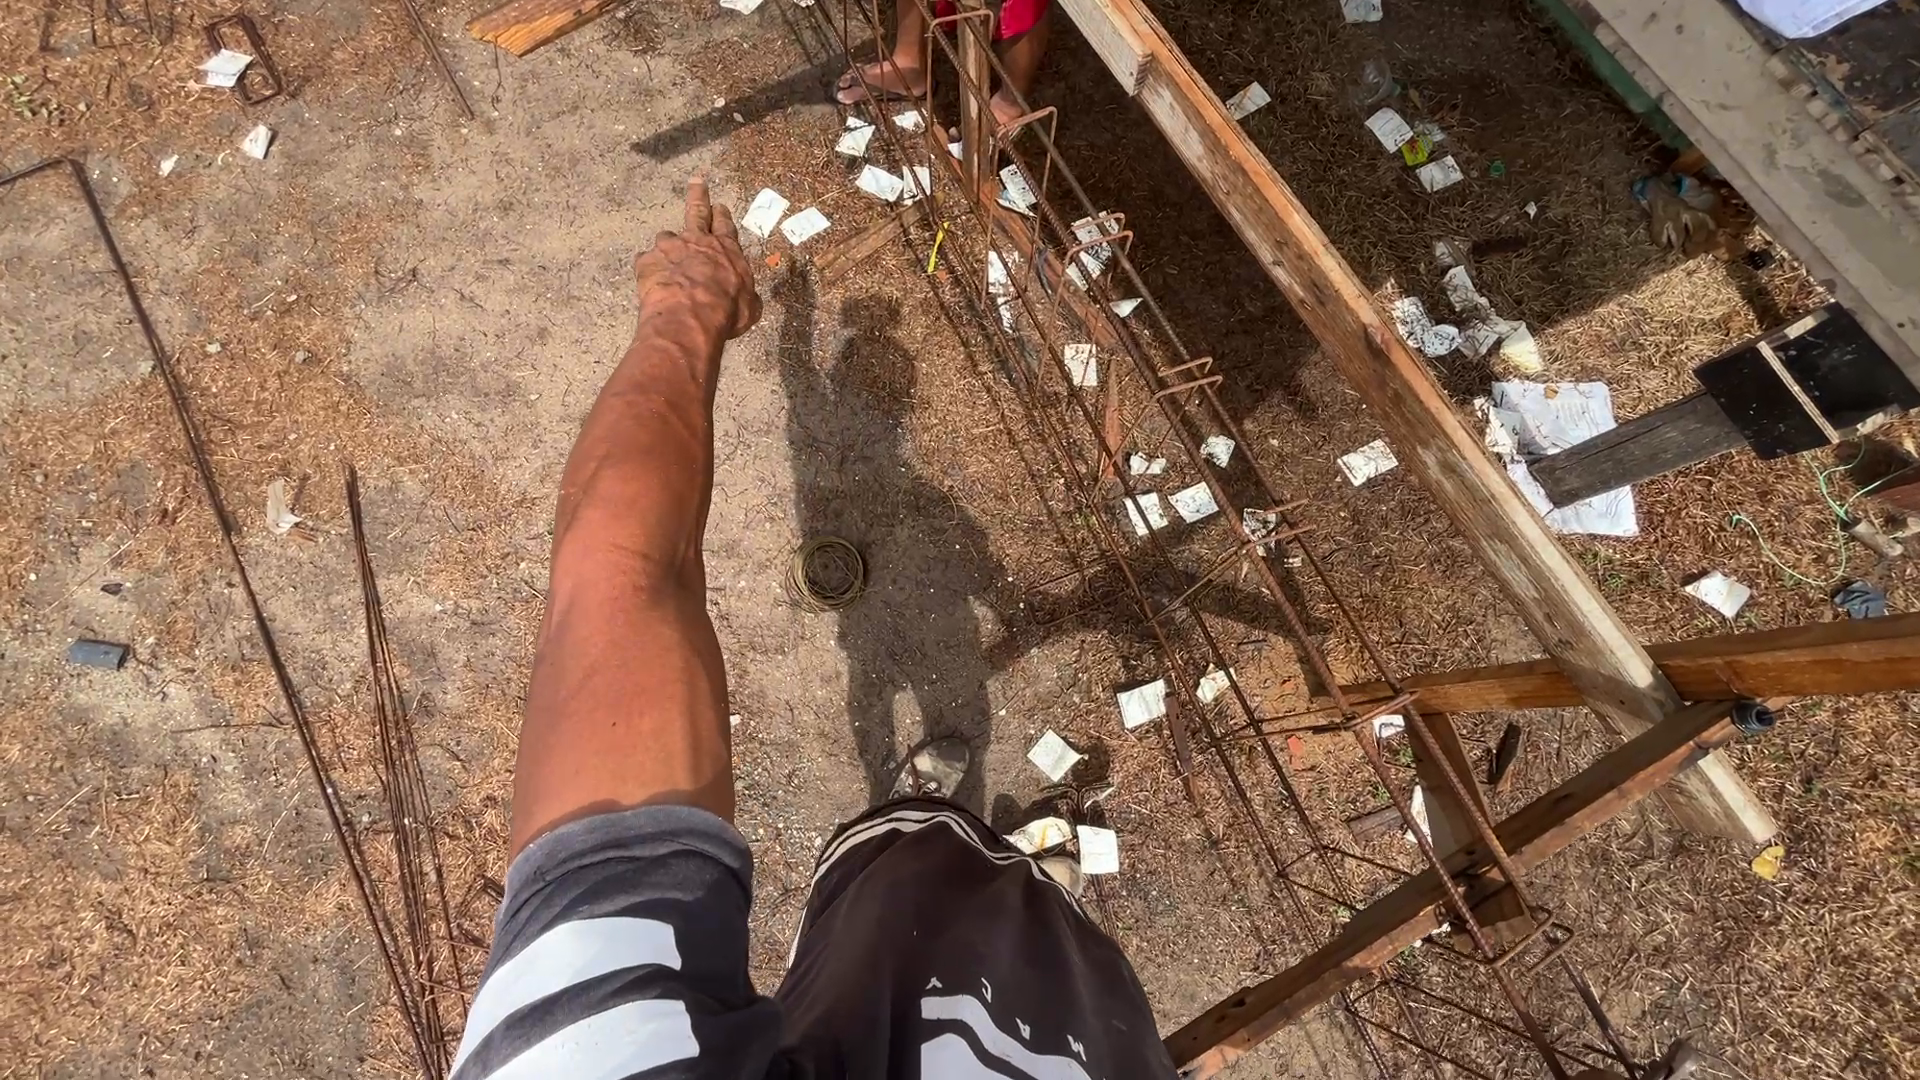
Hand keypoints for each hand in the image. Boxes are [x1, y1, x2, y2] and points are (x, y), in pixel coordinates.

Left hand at [634, 175, 762, 339]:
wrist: (690, 317)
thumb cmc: (727, 312)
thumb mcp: (749, 307)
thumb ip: (745, 294)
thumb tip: (748, 296)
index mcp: (726, 251)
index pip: (725, 225)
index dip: (722, 215)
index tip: (719, 205)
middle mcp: (697, 242)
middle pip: (697, 211)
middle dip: (698, 195)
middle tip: (696, 181)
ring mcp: (669, 248)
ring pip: (667, 237)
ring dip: (669, 243)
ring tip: (668, 255)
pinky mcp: (647, 261)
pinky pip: (647, 261)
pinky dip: (651, 268)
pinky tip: (653, 280)